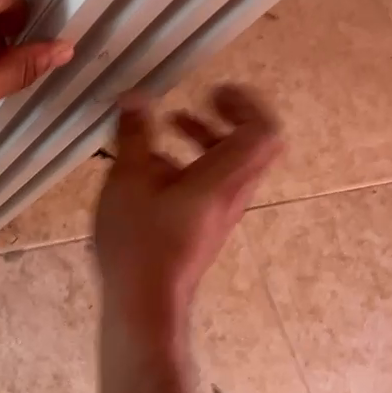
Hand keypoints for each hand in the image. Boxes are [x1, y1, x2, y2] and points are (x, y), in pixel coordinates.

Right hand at [95, 85, 282, 325]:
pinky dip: (189, 165)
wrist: (145, 303)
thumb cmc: (140, 240)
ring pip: (228, 167)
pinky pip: (209, 186)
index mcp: (222, 178)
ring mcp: (218, 215)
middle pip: (252, 148)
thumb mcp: (129, 179)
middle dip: (225, 118)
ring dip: (204, 140)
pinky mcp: (202, 229)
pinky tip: (149, 170)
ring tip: (166, 129)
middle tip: (197, 102)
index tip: (213, 90)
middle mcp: (231, 195)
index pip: (262, 132)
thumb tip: (137, 98)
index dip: (245, 103)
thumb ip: (136, 136)